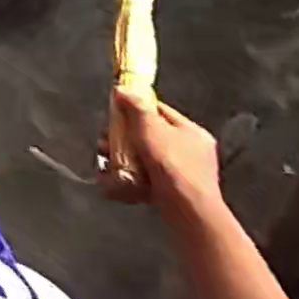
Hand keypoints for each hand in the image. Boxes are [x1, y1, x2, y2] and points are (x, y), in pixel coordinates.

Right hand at [105, 87, 222, 222]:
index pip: (160, 110)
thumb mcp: (149, 125)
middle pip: (151, 134)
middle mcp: (193, 151)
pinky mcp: (176, 192)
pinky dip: (131, 173)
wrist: (187, 208)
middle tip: (105, 138)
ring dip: (123, 154)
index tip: (116, 110)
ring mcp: (186, 173)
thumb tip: (122, 89)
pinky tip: (115, 175)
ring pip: (148, 156)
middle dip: (124, 135)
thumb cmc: (170, 162)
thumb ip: (135, 105)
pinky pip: (149, 176)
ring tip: (104, 157)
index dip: (136, 107)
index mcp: (192, 131)